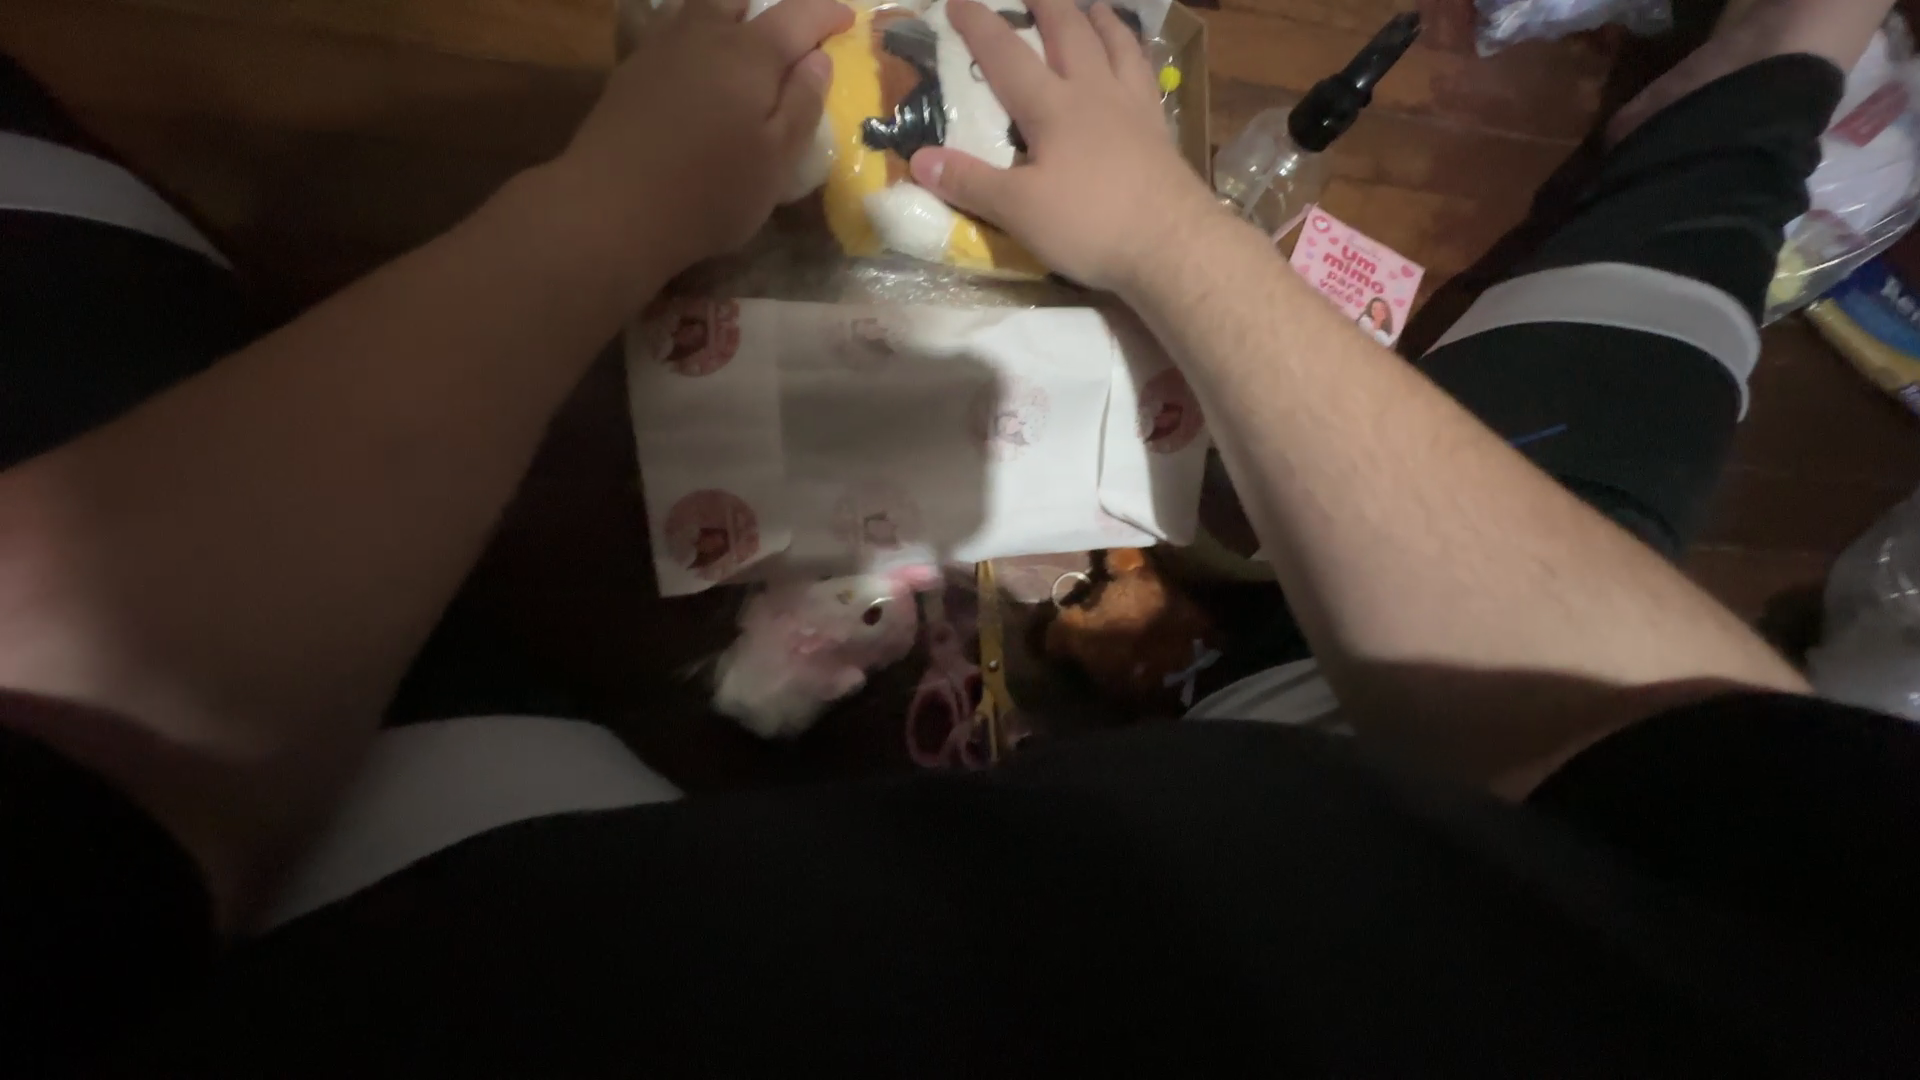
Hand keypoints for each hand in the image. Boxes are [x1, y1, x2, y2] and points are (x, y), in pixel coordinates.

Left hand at [556, 0, 853, 272]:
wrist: (619, 206)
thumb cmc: (714, 192)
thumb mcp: (778, 160)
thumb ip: (803, 104)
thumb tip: (819, 58)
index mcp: (750, 55)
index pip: (797, 17)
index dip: (825, 14)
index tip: (847, 18)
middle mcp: (705, 35)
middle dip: (771, 6)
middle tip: (790, 30)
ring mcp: (662, 48)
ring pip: (700, 7)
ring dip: (728, 13)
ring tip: (742, 35)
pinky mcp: (632, 70)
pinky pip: (670, 29)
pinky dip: (693, 30)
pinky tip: (696, 56)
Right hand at [907, 0, 1220, 292]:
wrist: (1170, 244)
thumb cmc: (1090, 225)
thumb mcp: (1019, 211)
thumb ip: (970, 183)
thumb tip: (918, 160)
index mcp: (1053, 108)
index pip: (1007, 55)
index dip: (979, 25)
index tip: (958, 0)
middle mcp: (1094, 93)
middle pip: (1068, 30)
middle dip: (1043, 3)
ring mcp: (1133, 107)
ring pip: (1114, 43)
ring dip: (1096, 17)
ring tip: (1088, 5)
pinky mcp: (1158, 130)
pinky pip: (1144, 74)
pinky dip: (1133, 53)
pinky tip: (1133, 58)